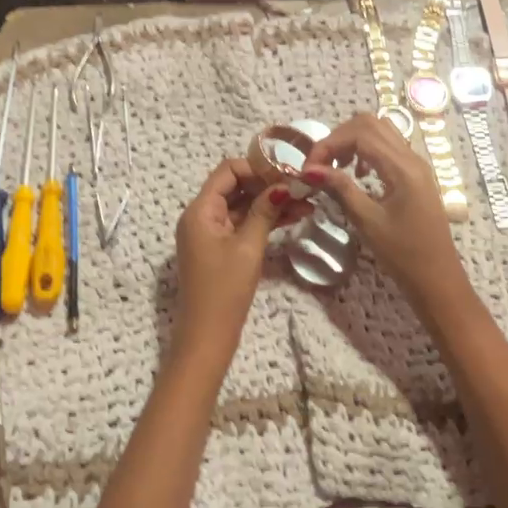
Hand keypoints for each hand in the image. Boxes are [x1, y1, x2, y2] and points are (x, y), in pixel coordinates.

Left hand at [171, 159, 312, 366]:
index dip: (257, 168)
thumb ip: (264, 212)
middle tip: (301, 188)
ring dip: (270, 204)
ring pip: (242, 207)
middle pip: (235, 186)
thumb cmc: (225, 290)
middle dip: (268, 185)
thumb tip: (283, 185)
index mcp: (200, 210)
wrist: (206, 339)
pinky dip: (264, 221)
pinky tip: (293, 218)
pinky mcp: (219, 249)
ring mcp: (209, 233)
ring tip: (307, 203)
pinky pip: (242, 225)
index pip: (228, 171)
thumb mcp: (247, 247)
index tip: (286, 174)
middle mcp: (201, 216)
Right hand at [303, 114, 467, 305]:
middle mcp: (412, 157)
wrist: (438, 281)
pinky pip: (388, 146)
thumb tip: (309, 170)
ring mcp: (416, 164)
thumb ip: (340, 188)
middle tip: (321, 164)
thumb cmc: (403, 255)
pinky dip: (367, 149)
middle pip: (370, 123)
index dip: (328, 144)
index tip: (308, 169)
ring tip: (336, 166)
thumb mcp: (367, 221)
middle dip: (339, 137)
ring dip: (353, 140)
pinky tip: (357, 173)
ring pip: (380, 130)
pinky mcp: (415, 174)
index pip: (359, 134)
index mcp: (402, 168)